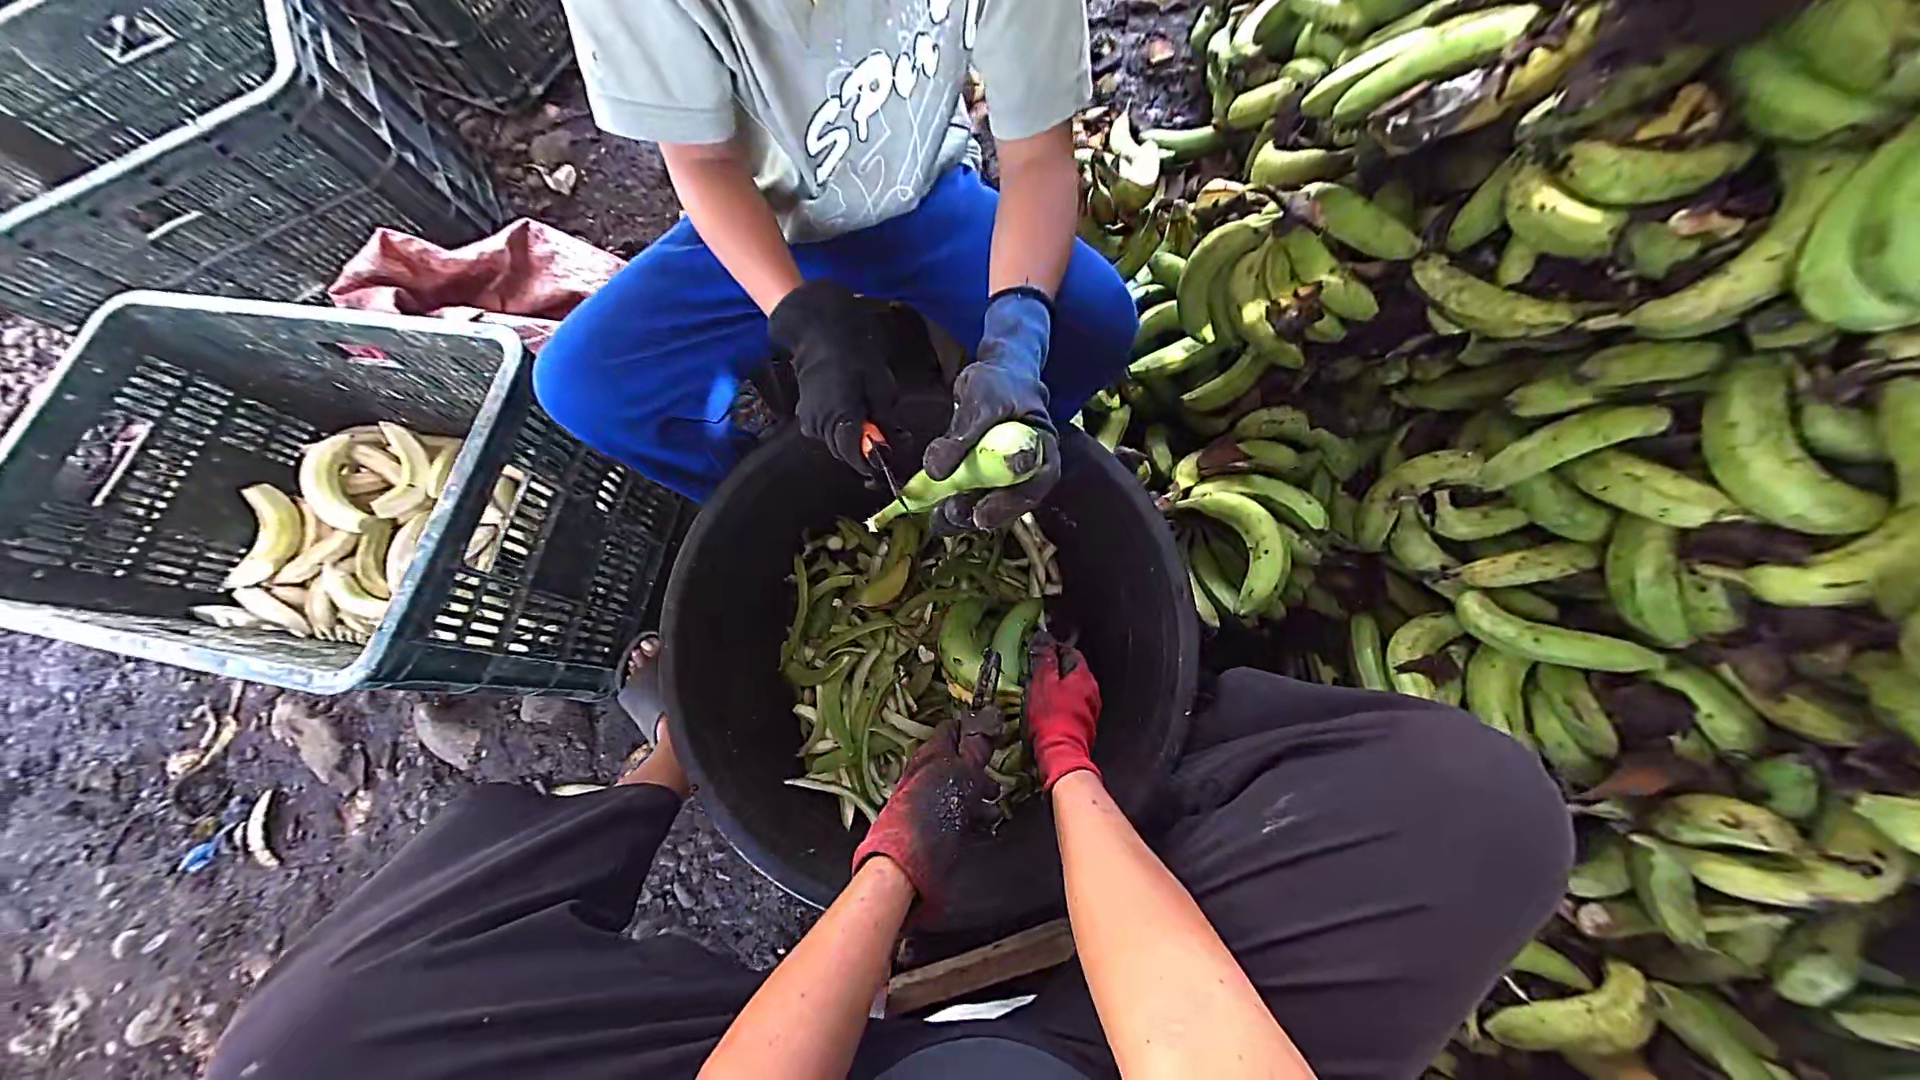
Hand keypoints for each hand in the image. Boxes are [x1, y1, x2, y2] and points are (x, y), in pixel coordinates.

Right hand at [768, 281, 898, 471]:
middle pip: (845, 452)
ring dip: (852, 438)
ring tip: (868, 419)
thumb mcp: (882, 390)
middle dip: (864, 449)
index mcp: (840, 418)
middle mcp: (820, 425)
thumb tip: (889, 444)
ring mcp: (808, 421)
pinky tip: (851, 412)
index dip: (872, 462)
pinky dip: (840, 428)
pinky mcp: (804, 415)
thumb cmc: (856, 359)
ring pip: (835, 443)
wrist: (823, 335)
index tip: (886, 460)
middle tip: (884, 436)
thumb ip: (884, 422)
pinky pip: (825, 431)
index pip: (855, 458)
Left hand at [852, 717, 1000, 913]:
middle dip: (981, 769)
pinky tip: (983, 825)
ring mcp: (926, 797)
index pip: (952, 728)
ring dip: (979, 795)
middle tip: (994, 782)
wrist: (908, 860)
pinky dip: (972, 814)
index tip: (994, 736)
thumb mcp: (963, 771)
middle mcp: (926, 770)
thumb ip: (975, 749)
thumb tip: (986, 721)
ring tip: (992, 809)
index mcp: (931, 752)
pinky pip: (956, 809)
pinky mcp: (930, 821)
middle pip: (959, 759)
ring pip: (959, 786)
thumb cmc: (934, 809)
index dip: (974, 728)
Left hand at [923, 289, 1060, 531]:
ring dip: (964, 514)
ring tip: (939, 519)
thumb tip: (935, 472)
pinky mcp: (985, 475)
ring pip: (991, 502)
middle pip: (1012, 501)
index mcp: (1043, 446)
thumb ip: (963, 434)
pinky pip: (972, 495)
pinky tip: (933, 511)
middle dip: (981, 514)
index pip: (1036, 481)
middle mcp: (1030, 467)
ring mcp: (1007, 473)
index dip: (1010, 502)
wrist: (997, 372)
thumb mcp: (981, 398)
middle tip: (954, 517)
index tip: (981, 514)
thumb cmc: (998, 381)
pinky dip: (953, 503)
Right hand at [1027, 632, 1101, 789]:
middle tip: (1036, 671)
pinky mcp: (1085, 724)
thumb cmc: (1050, 717)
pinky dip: (1061, 701)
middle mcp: (1092, 690)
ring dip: (1058, 686)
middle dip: (1056, 668)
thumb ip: (1044, 661)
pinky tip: (1048, 707)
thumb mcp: (1042, 684)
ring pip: (1073, 688)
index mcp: (1083, 676)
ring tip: (1040, 690)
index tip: (1038, 652)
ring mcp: (1091, 708)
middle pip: (1073, 670)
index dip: (1053, 649)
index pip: (1070, 652)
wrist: (1061, 755)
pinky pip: (1073, 704)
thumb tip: (1043, 640)